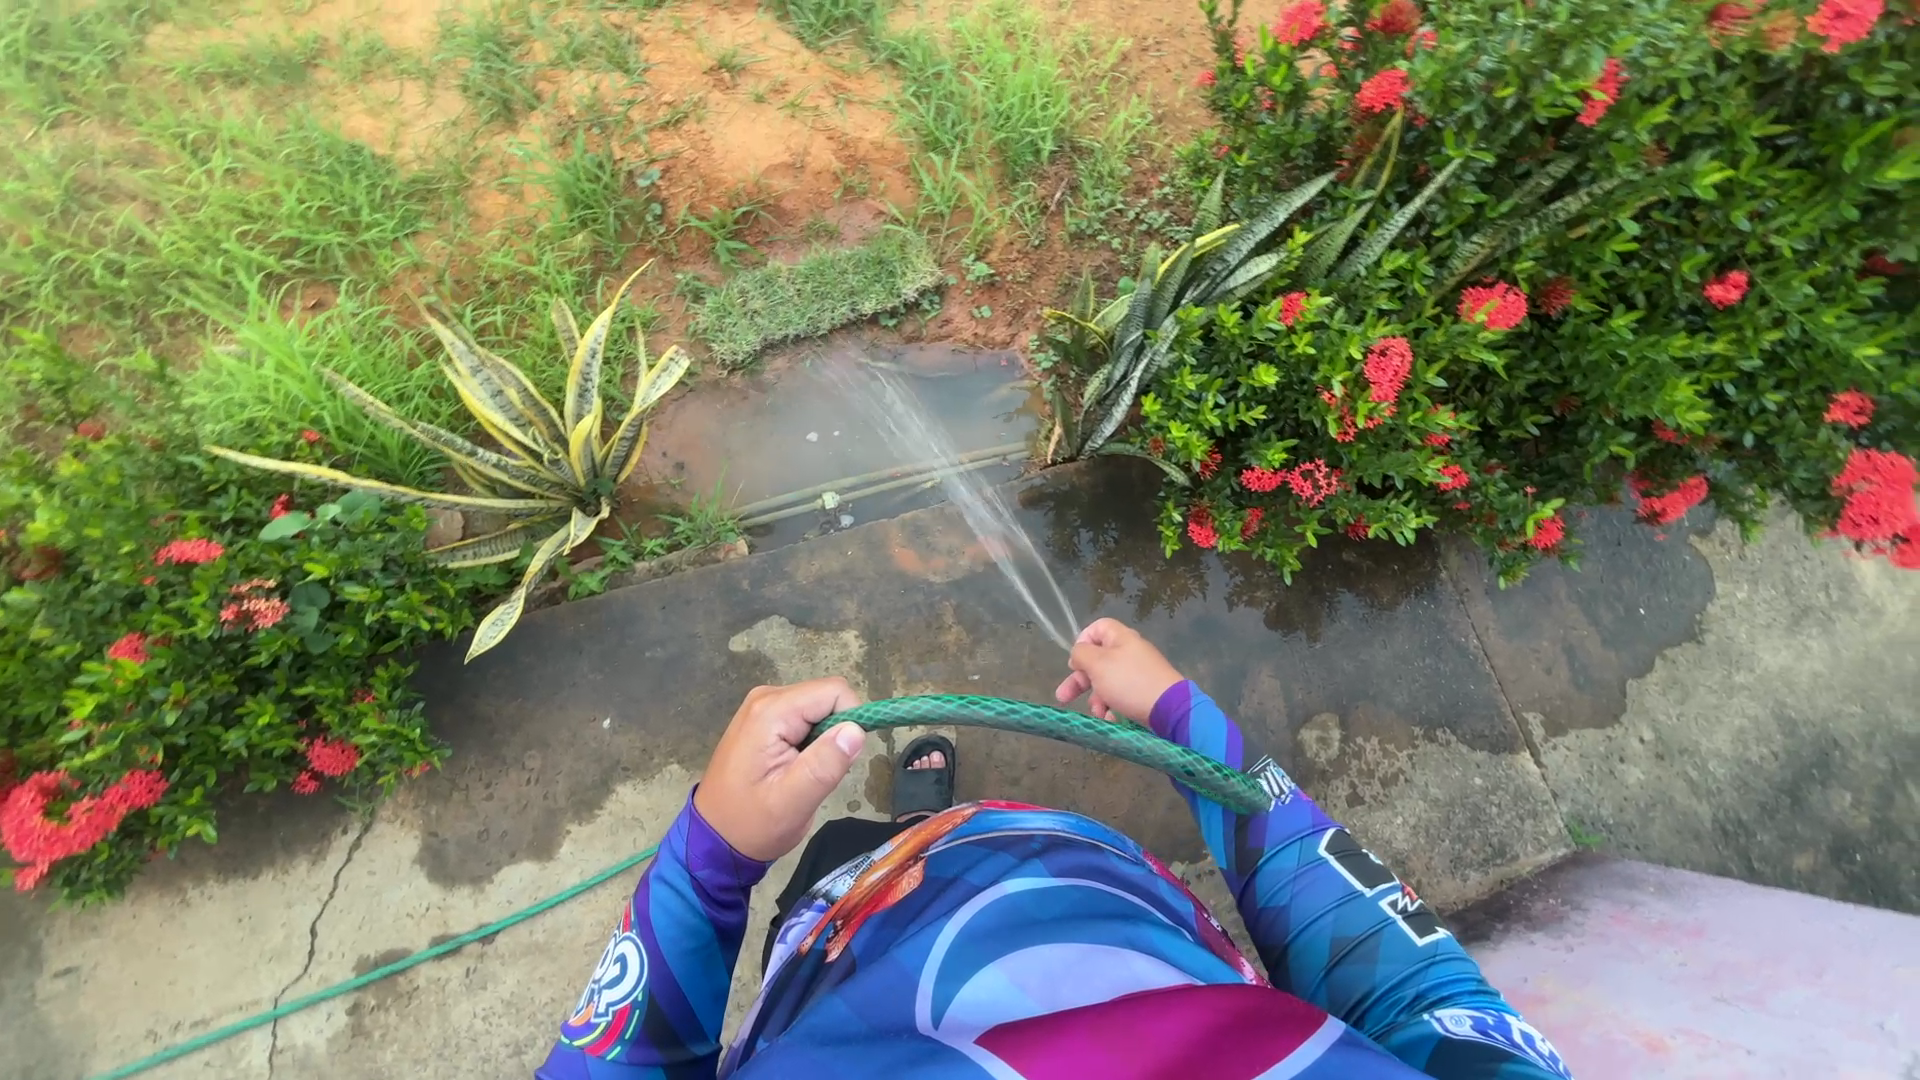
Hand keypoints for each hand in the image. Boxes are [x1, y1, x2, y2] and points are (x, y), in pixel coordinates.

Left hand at [694, 679, 866, 861]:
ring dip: (825, 740)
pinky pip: (807, 717)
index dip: (850, 722)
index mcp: (771, 711)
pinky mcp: (766, 717)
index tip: (840, 760)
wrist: (714, 840)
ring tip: (805, 774)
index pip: (835, 692)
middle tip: (818, 773)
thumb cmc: (751, 824)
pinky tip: (795, 767)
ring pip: (820, 708)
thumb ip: (825, 764)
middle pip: (827, 697)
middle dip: (836, 733)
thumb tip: (857, 730)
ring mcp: (765, 706)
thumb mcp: (792, 802)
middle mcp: (767, 698)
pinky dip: (812, 741)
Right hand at [1053, 617, 1184, 722]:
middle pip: (1097, 660)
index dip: (1082, 642)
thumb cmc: (1129, 682)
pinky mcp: (1144, 693)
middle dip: (1080, 681)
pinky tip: (1112, 719)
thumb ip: (1081, 654)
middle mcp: (1129, 652)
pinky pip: (1121, 697)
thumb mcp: (1098, 664)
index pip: (1096, 628)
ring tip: (1098, 714)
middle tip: (1064, 697)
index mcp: (1120, 638)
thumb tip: (1078, 654)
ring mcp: (1138, 673)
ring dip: (1097, 699)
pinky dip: (1113, 707)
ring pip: (1107, 682)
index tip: (1074, 662)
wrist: (1169, 709)